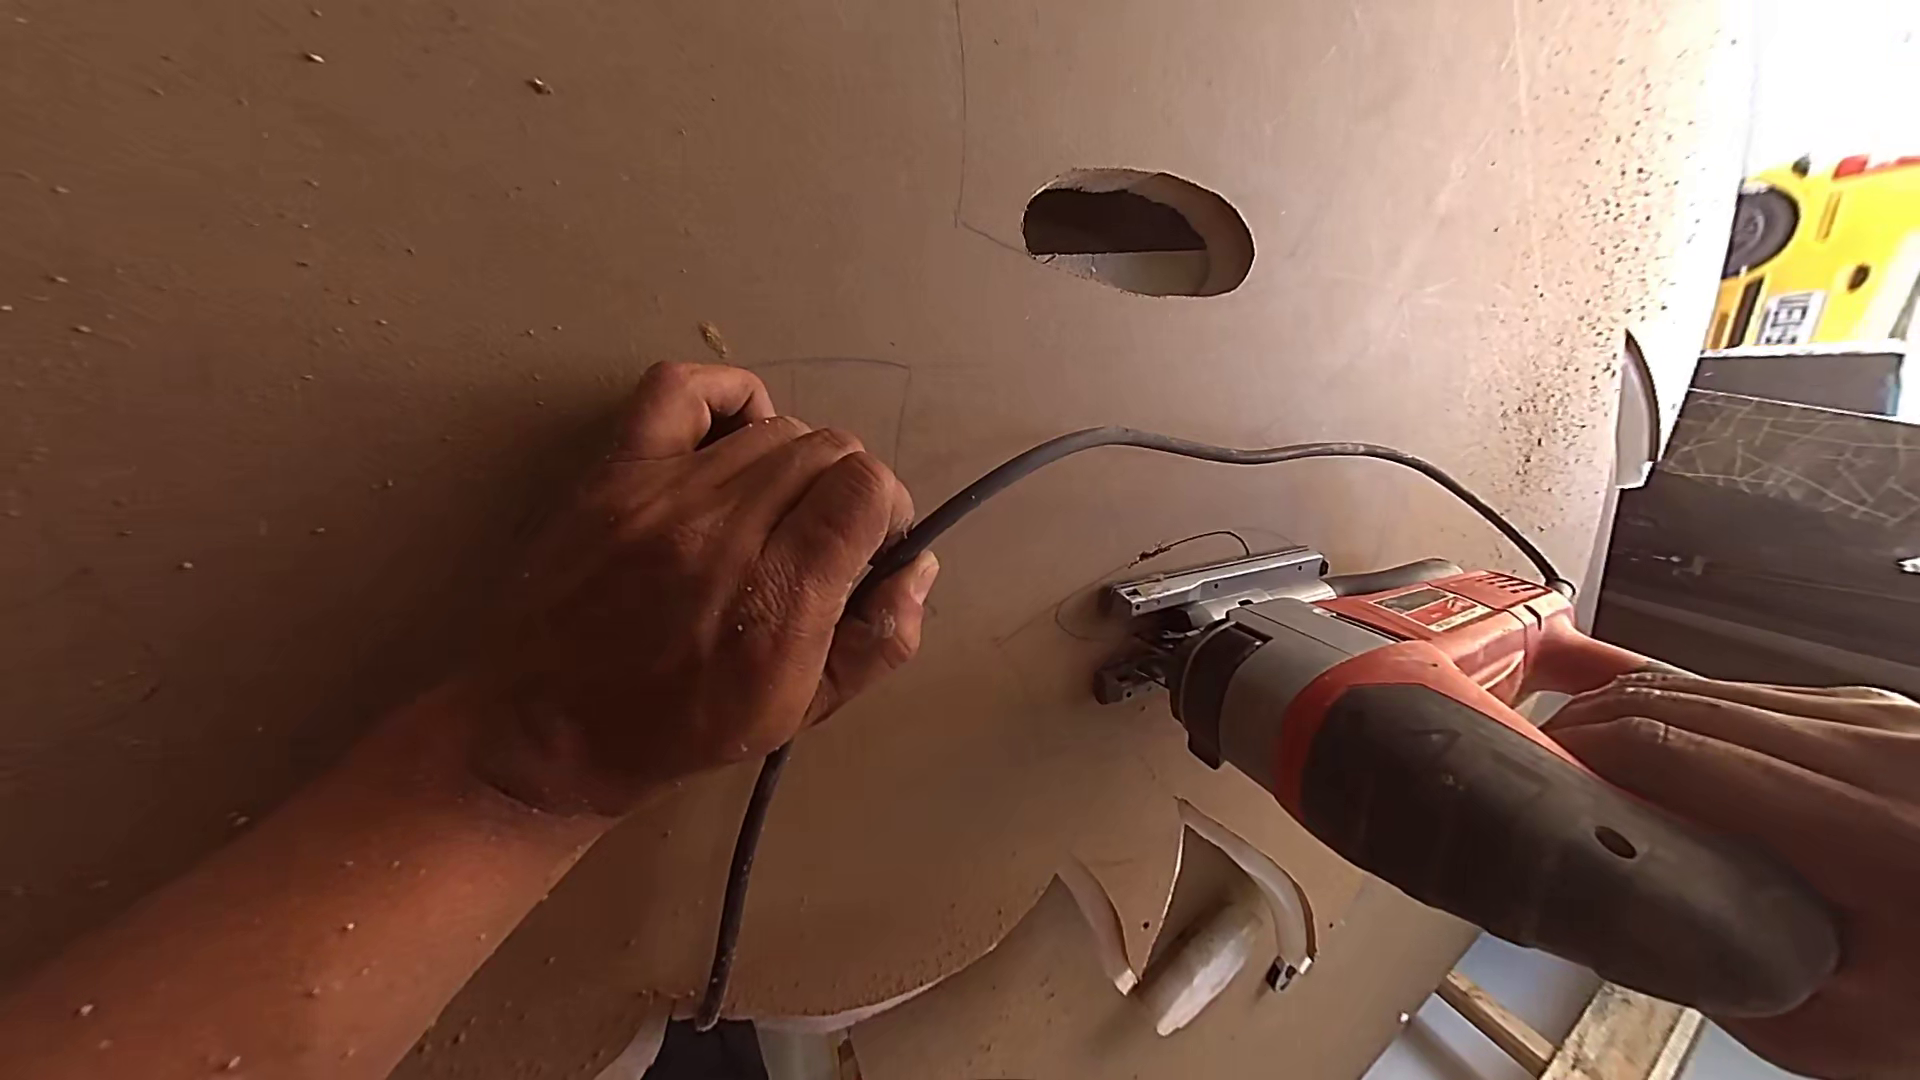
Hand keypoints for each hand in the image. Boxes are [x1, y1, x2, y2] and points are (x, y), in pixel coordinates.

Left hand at [458, 362, 938, 817]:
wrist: (546, 730)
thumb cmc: (687, 728)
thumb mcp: (807, 710)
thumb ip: (883, 640)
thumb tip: (918, 564)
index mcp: (780, 600)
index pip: (865, 488)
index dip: (888, 507)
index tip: (874, 542)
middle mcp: (724, 533)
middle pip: (829, 449)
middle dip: (850, 487)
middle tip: (828, 533)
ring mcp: (662, 493)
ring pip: (778, 425)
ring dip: (802, 461)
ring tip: (782, 505)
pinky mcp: (614, 471)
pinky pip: (685, 387)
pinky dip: (733, 399)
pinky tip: (741, 442)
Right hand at [1548, 675, 1919, 1079]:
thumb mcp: (1880, 1030)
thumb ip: (1747, 999)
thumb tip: (1637, 946)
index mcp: (1871, 825)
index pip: (1661, 746)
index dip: (1578, 747)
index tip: (1539, 768)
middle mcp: (1874, 753)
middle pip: (1660, 702)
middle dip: (1579, 721)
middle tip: (1544, 754)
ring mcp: (1878, 720)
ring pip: (1688, 686)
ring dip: (1614, 707)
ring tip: (1582, 742)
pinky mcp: (1876, 708)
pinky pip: (1732, 689)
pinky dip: (1667, 706)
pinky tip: (1650, 737)